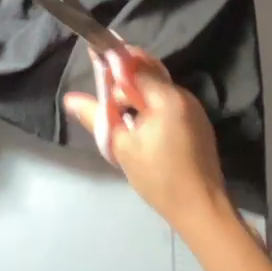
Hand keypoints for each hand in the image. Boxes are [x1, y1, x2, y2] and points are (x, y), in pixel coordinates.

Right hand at [65, 49, 229, 231]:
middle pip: (147, 72)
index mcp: (166, 97)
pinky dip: (150, 105)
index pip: (134, 64)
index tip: (93, 59)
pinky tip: (139, 127)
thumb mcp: (122, 147)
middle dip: (123, 81)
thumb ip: (96, 116)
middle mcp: (182, 95)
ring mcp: (193, 108)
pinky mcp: (197, 122)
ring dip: (136, 94)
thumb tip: (69, 98)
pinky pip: (168, 101)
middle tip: (106, 102)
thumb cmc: (159, 178)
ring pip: (157, 87)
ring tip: (120, 117)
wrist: (202, 211)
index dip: (112, 62)